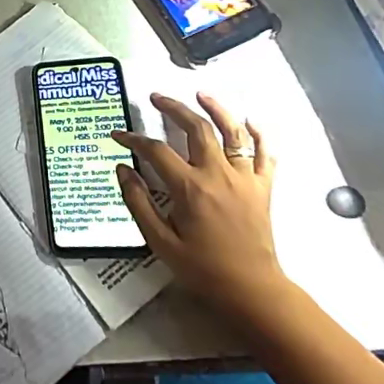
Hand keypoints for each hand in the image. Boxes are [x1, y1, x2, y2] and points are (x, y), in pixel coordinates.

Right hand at [113, 93, 291, 319]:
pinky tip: (249, 121)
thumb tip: (123, 170)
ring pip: (233, 131)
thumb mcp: (160, 241)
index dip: (134, 139)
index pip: (156, 151)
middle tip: (157, 97)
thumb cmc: (202, 268)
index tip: (119, 135)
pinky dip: (258, 134)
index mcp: (190, 188)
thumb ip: (139, 203)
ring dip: (216, 108)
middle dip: (174, 107)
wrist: (251, 289)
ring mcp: (244, 178)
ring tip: (201, 94)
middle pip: (196, 128)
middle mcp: (218, 174)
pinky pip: (264, 153)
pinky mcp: (263, 187)